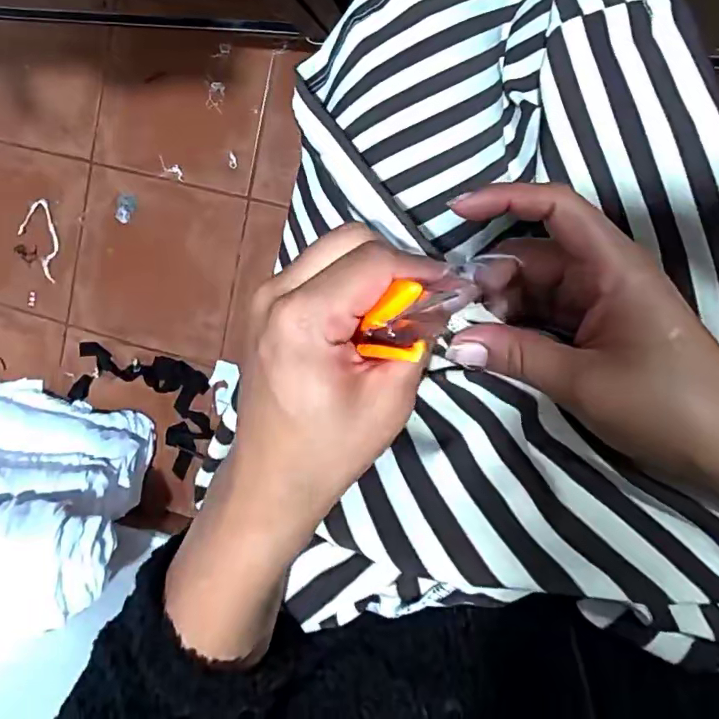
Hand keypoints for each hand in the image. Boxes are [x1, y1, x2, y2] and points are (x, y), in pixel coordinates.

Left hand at [165, 224, 441, 661]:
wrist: (269, 481)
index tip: (452, 285)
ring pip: (335, 247)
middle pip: (351, 238)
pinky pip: (320, 265)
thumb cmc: (330, 449)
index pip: (374, 260)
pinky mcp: (268, 302)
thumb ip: (418, 334)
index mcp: (303, 316)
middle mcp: (277, 291)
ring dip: (372, 268)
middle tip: (421, 298)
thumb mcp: (391, 397)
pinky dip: (350, 278)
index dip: (420, 267)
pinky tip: (363, 317)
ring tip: (393, 311)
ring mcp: (267, 293)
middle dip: (395, 261)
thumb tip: (440, 295)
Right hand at [450, 183, 718, 583]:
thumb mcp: (585, 382)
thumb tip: (457, 343)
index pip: (556, 206)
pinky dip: (523, 324)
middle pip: (537, 252)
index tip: (458, 211)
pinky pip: (551, 311)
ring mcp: (604, 300)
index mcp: (613, 264)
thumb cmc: (668, 406)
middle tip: (459, 309)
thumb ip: (518, 355)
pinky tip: (498, 344)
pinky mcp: (603, 327)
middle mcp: (607, 272)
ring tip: (475, 334)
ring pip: (540, 284)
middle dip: (495, 273)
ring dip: (505, 303)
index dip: (505, 198)